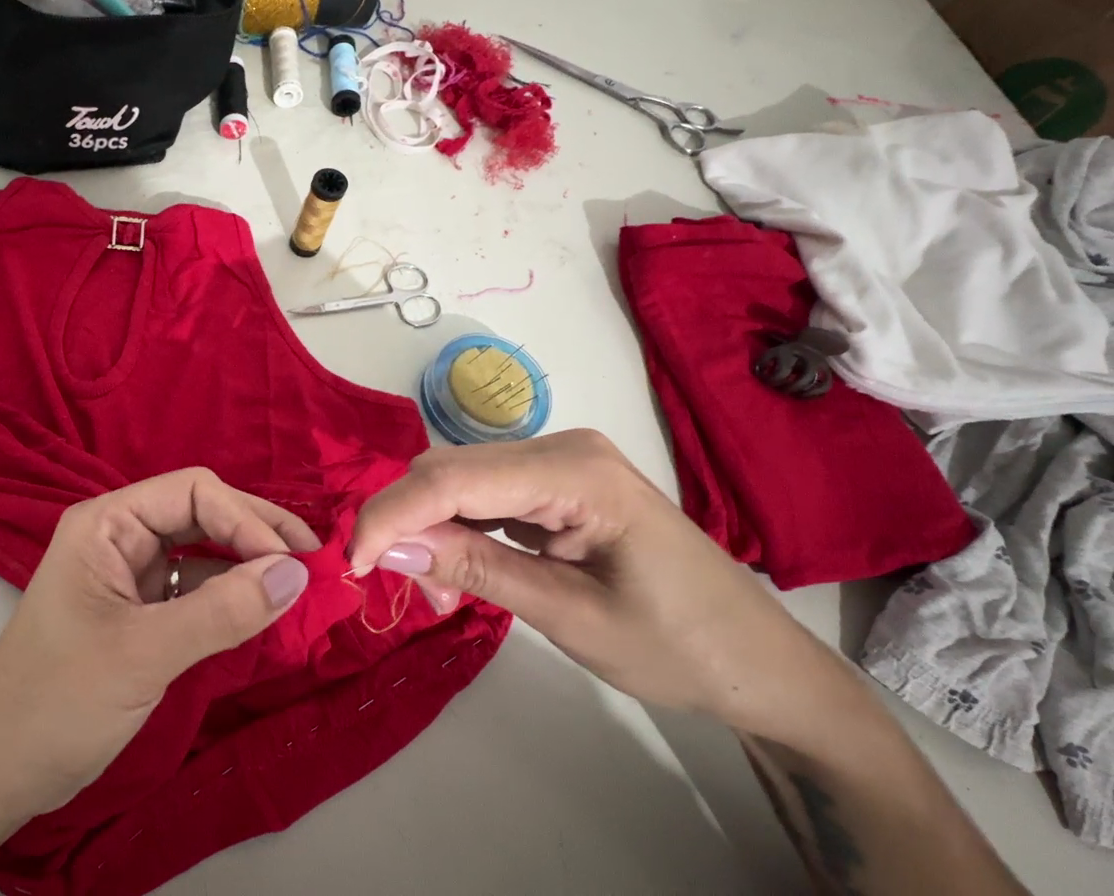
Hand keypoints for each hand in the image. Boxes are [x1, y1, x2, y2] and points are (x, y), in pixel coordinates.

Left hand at [0, 467, 317, 820]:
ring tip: (298, 588)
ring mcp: (125, 579)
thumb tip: (296, 574)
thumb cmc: (57, 702)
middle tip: (314, 564)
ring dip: (246, 567)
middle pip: (200, 514)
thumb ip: (221, 612)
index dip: (247, 519)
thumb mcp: (143, 654)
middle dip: (254, 534)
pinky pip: (192, 593)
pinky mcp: (135, 617)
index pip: (192, 491)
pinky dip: (228, 599)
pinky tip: (260, 613)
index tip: (293, 565)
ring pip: (199, 554)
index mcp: (104, 525)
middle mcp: (116, 539)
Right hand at [347, 430, 851, 736]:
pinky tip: (459, 570)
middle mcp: (563, 448)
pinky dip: (457, 530)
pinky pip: (483, 495)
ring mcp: (561, 463)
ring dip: (430, 529)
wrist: (759, 665)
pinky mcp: (558, 486)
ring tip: (441, 593)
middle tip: (414, 594)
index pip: (451, 479)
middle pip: (447, 471)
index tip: (354, 566)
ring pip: (458, 481)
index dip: (391, 517)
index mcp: (575, 471)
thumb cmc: (680, 648)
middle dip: (409, 525)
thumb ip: (477, 570)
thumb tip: (391, 545)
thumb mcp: (570, 617)